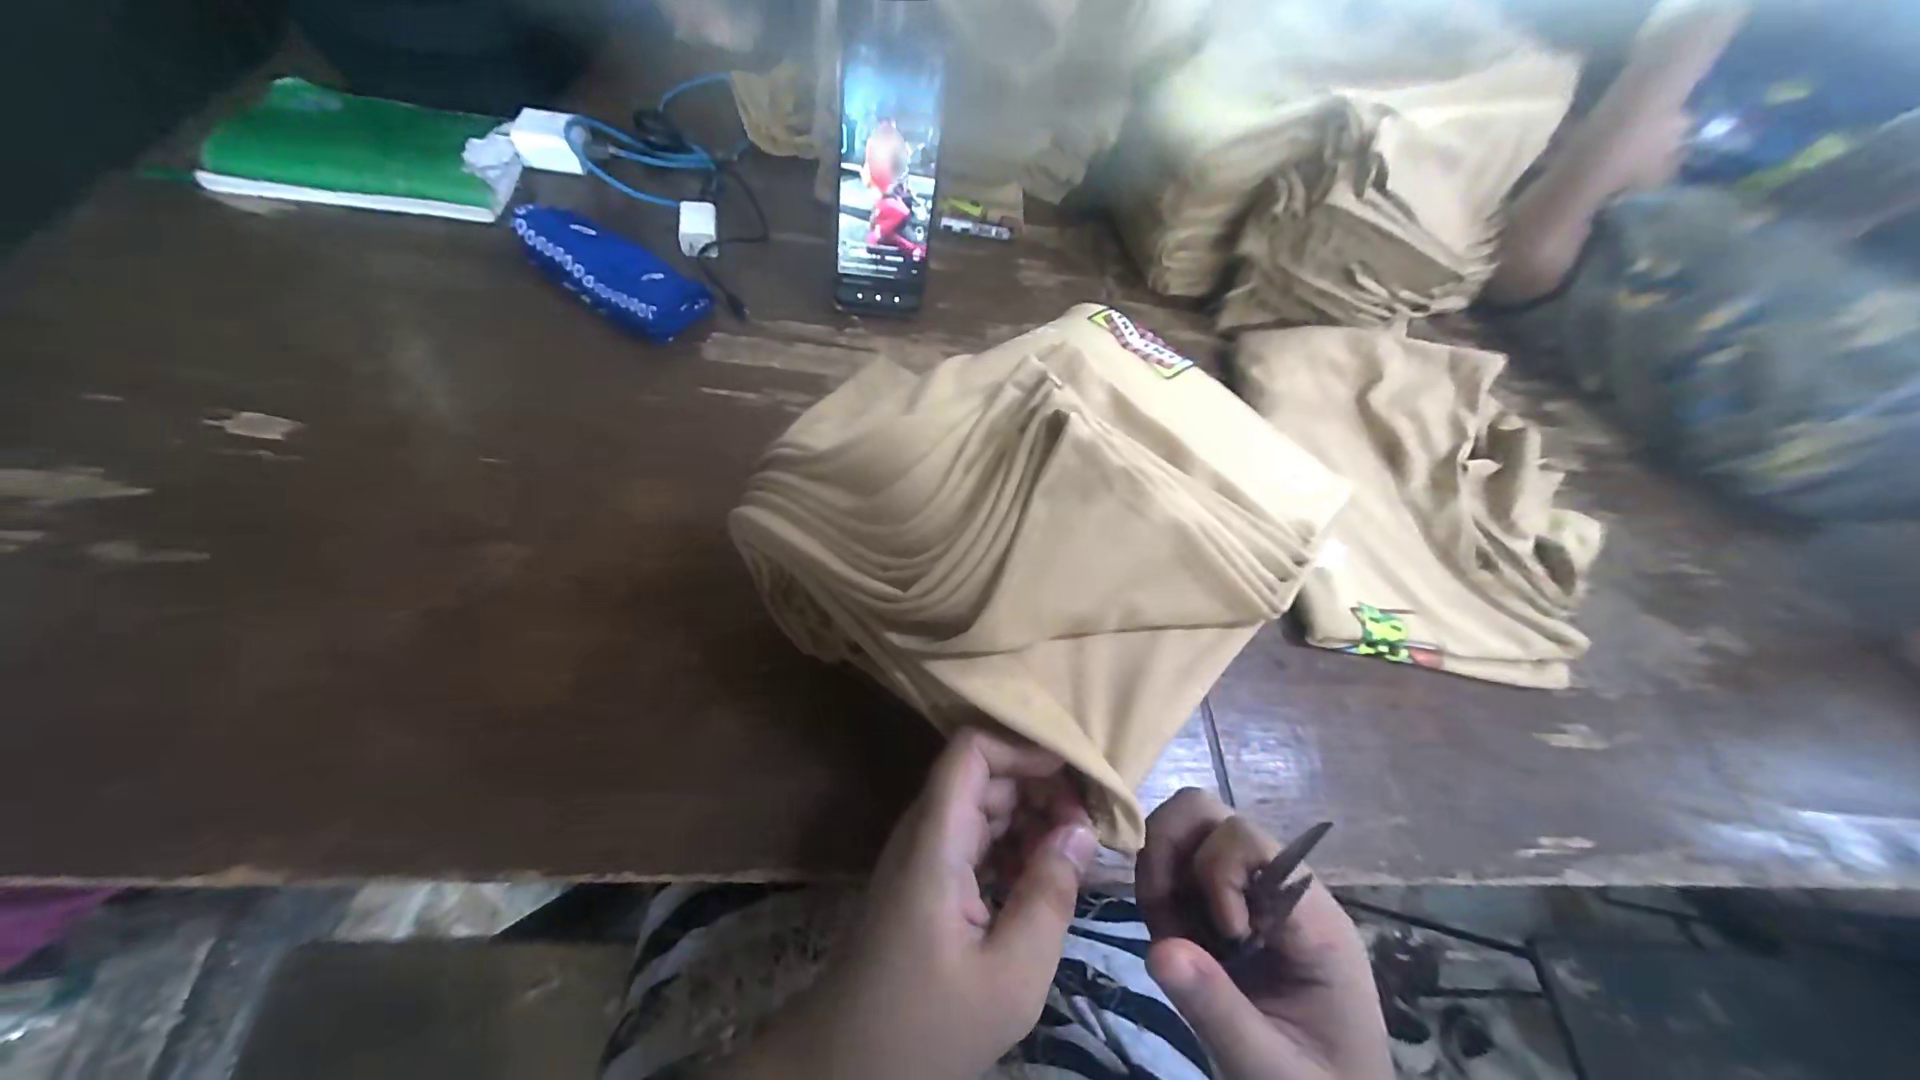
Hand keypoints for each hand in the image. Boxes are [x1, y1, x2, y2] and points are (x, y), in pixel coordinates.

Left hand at [713, 728, 1098, 1079]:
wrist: (846, 1064)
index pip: (971, 750)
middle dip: (1039, 787)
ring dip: (1030, 818)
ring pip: (983, 806)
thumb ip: (1049, 897)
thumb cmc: (926, 1025)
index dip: (1022, 747)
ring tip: (1074, 852)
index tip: (1074, 773)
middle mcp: (925, 831)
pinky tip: (1041, 878)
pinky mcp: (927, 877)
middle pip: (984, 775)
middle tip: (1087, 827)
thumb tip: (1081, 831)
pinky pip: (975, 839)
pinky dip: (1012, 845)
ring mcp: (923, 853)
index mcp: (936, 840)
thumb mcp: (1010, 977)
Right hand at [1138, 790, 1392, 1079]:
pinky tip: (1172, 937)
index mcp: (1310, 914)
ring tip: (1169, 933)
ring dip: (1158, 870)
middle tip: (1164, 915)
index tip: (1223, 942)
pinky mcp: (1222, 899)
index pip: (1247, 839)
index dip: (1215, 874)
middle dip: (1168, 851)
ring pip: (1184, 828)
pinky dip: (1158, 887)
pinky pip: (1176, 862)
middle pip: (1207, 813)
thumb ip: (1220, 1011)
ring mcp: (1247, 886)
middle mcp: (1277, 882)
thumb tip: (1159, 950)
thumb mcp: (1275, 1068)